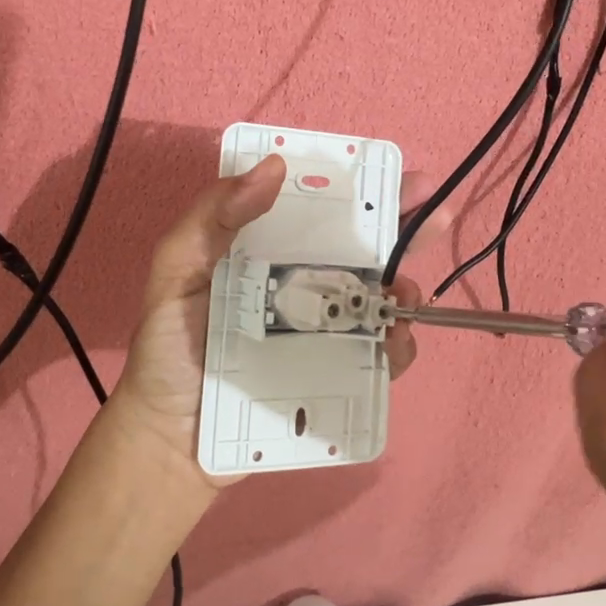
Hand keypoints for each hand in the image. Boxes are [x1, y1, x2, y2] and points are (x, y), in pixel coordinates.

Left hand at [110, 154, 443, 487]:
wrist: (172, 439)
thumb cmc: (169, 350)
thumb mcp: (176, 272)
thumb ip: (213, 217)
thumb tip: (274, 167)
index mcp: (266, 253)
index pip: (317, 209)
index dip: (357, 187)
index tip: (393, 172)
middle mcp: (301, 285)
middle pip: (359, 249)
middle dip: (403, 228)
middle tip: (436, 215)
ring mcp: (321, 332)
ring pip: (378, 300)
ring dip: (403, 288)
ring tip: (405, 293)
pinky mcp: (333, 375)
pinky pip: (378, 356)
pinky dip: (398, 346)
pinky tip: (397, 340)